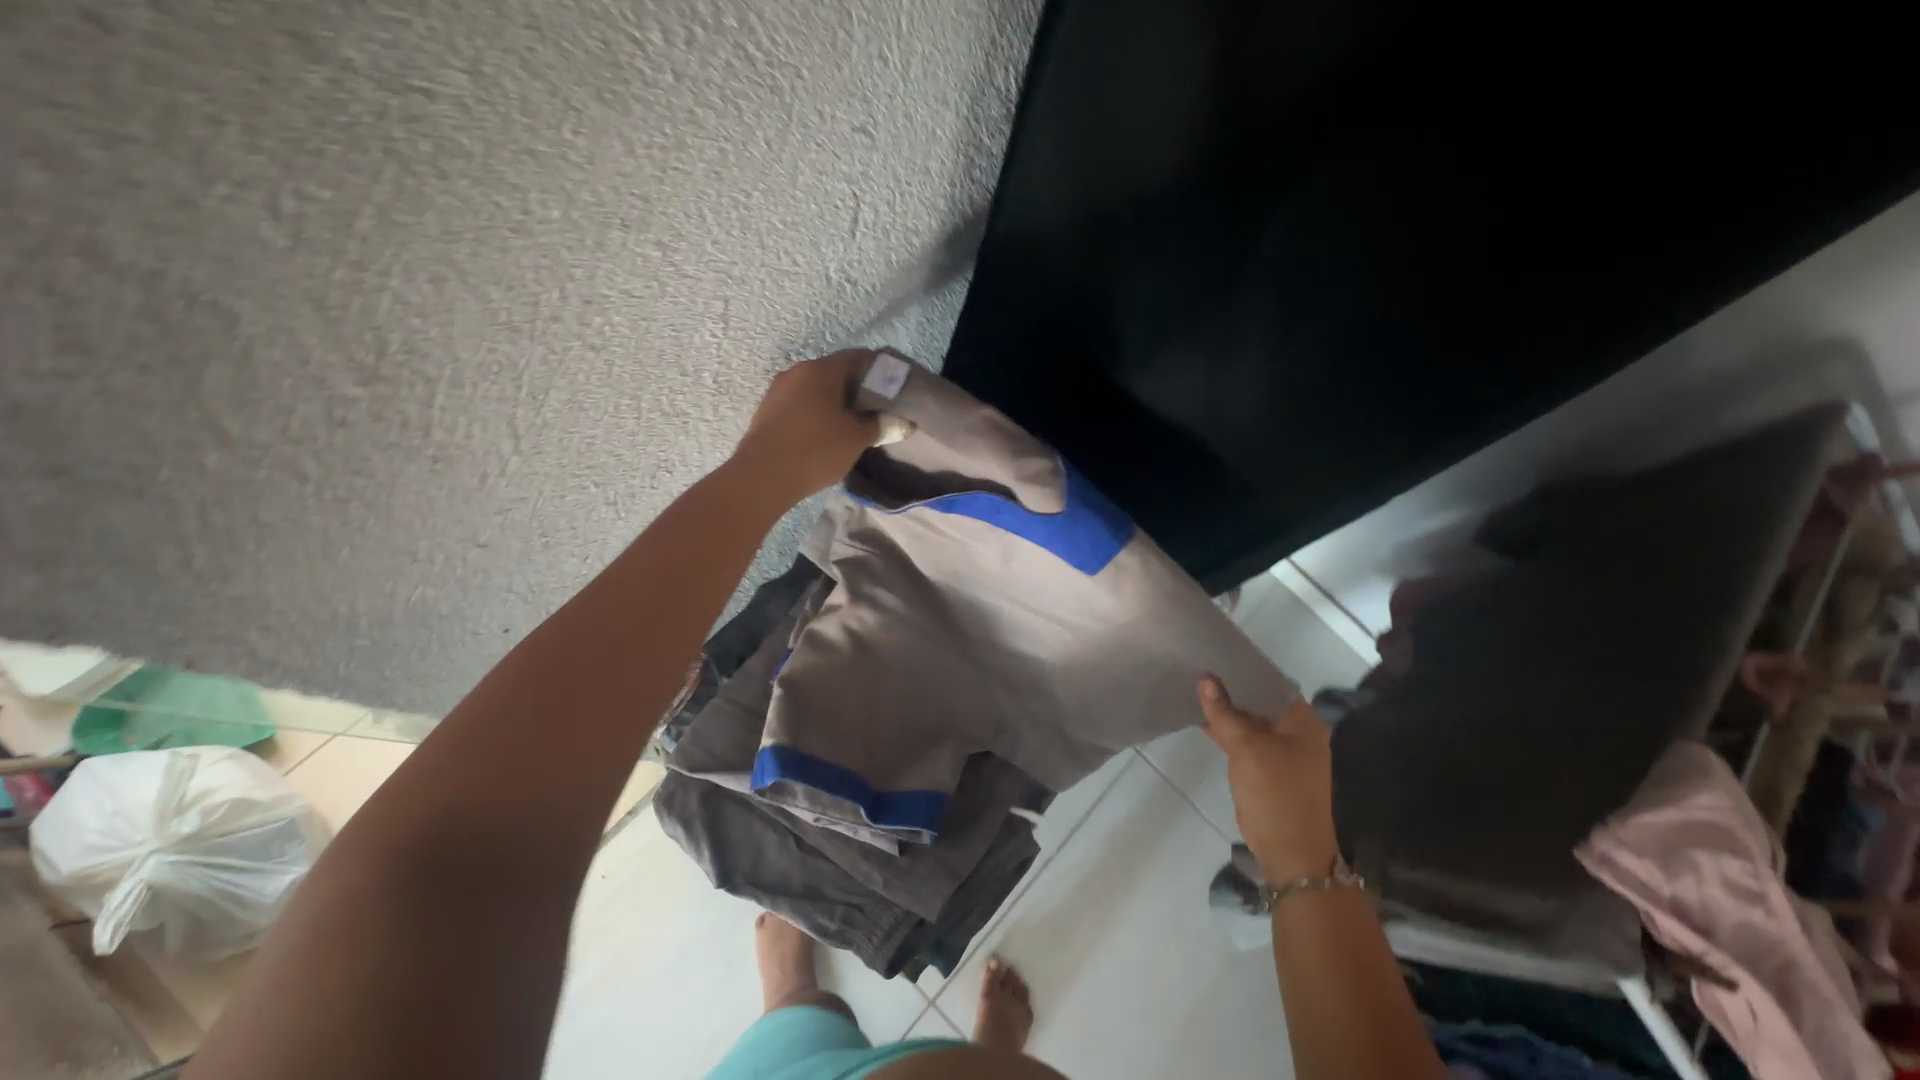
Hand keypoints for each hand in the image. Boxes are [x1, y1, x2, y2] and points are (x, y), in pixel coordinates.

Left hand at [732, 349, 881, 503]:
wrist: (761, 478)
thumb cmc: (815, 449)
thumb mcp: (857, 438)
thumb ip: (880, 425)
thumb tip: (900, 421)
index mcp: (821, 370)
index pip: (859, 357)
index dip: (881, 370)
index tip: (895, 390)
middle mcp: (797, 372)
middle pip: (836, 373)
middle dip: (859, 389)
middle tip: (877, 411)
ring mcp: (778, 391)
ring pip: (816, 390)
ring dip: (836, 404)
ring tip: (852, 426)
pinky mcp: (767, 412)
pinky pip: (800, 405)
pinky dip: (817, 414)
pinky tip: (825, 436)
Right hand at [1198, 674, 1340, 881]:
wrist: (1289, 849)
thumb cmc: (1276, 792)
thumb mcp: (1246, 748)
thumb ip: (1224, 713)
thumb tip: (1205, 679)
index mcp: (1303, 722)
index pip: (1273, 684)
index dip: (1246, 670)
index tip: (1216, 656)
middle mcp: (1296, 732)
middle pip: (1261, 702)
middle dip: (1232, 690)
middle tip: (1200, 668)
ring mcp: (1282, 752)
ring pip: (1250, 723)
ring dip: (1227, 712)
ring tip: (1195, 688)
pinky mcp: (1266, 769)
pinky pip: (1245, 742)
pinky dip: (1226, 732)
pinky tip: (1202, 720)